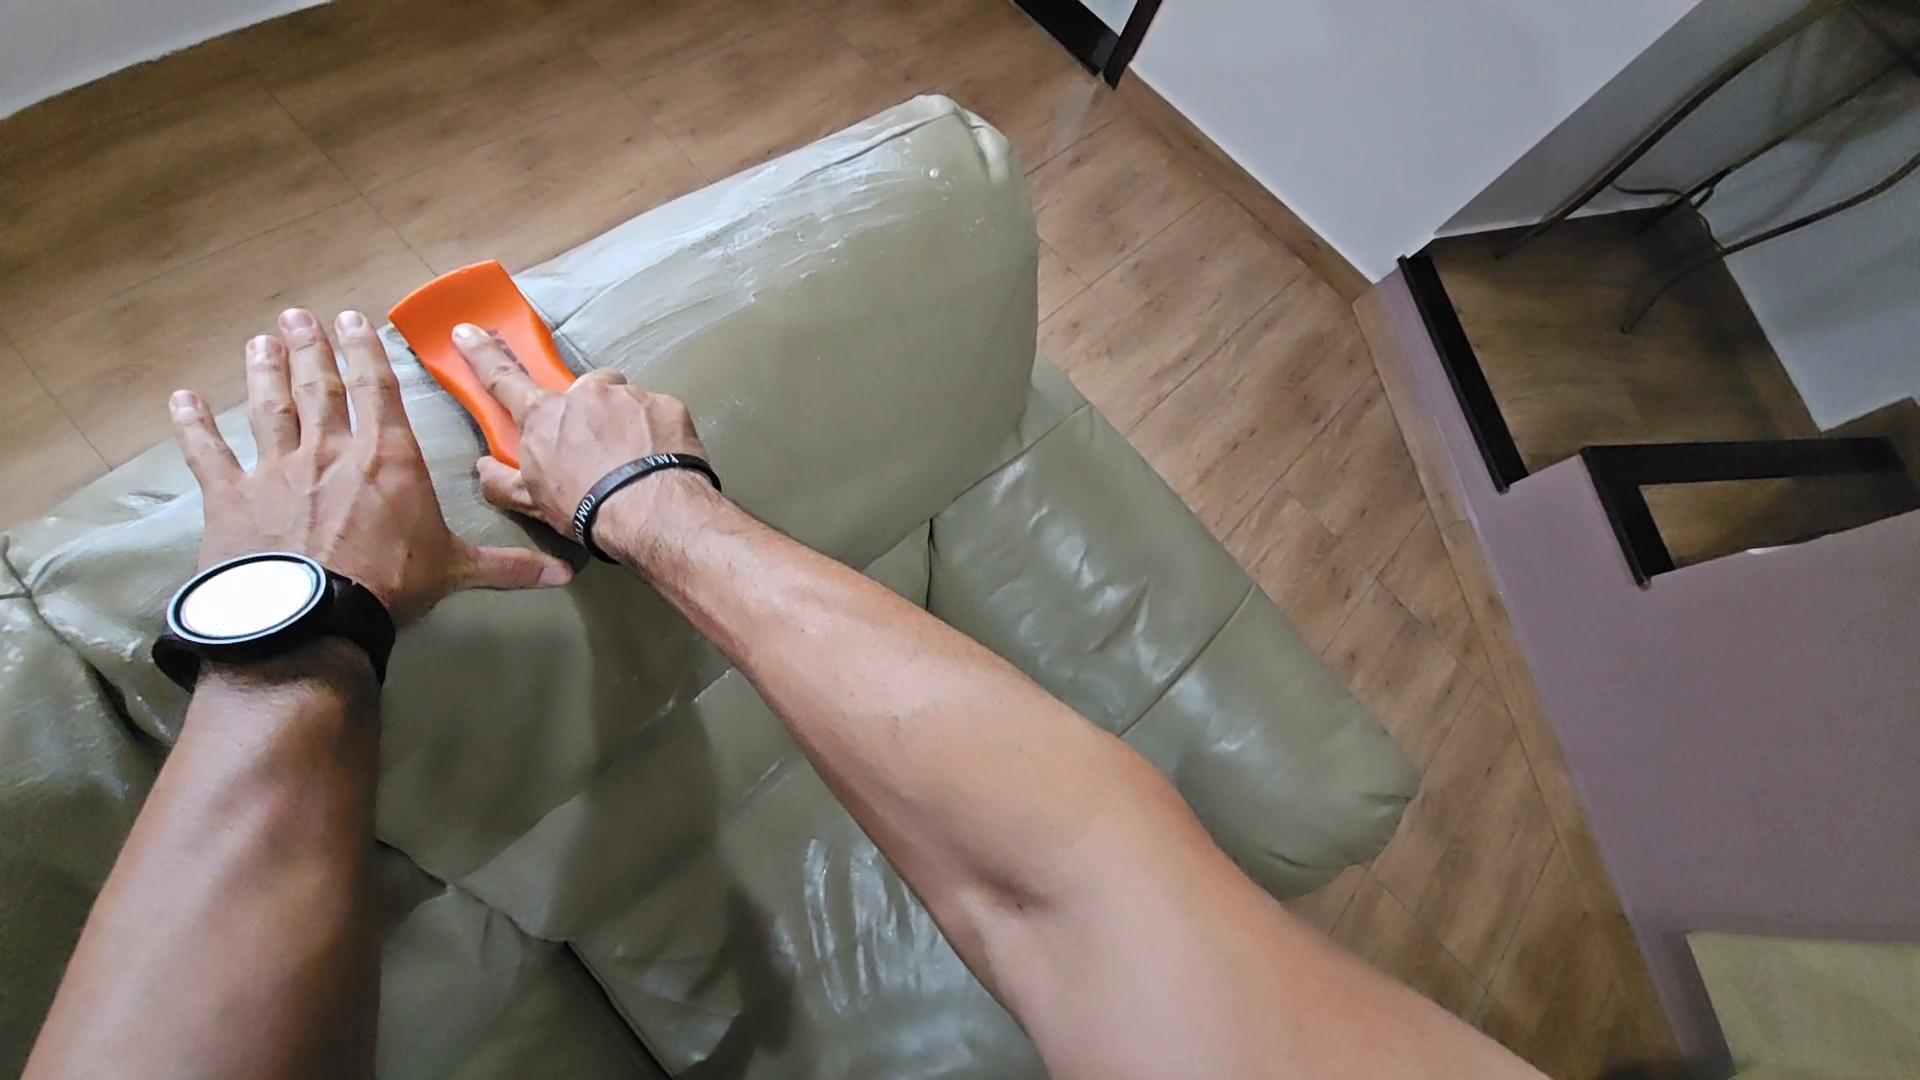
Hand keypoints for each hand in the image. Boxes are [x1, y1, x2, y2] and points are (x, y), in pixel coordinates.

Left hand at [168, 308, 572, 626]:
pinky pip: (207, 452)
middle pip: (321, 388)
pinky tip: (183, 399)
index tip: (351, 320)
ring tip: (260, 339)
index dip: (365, 354)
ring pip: (270, 407)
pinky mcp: (231, 496)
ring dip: (264, 370)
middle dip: (311, 349)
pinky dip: (193, 424)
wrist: (314, 615)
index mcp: (390, 460)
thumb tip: (566, 574)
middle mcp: (332, 451)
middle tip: (299, 316)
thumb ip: (510, 566)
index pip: (378, 393)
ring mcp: (276, 469)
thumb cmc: (394, 582)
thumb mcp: (459, 570)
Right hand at [450, 323, 715, 562]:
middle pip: (585, 388)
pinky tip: (664, 456)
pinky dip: (660, 430)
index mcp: (546, 414)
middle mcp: (588, 394)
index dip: (483, 355)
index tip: (467, 333)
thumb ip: (502, 482)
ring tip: (637, 455)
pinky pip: (661, 412)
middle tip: (602, 443)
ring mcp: (632, 396)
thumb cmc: (587, 509)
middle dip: (591, 408)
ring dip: (628, 418)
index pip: (504, 379)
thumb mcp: (533, 502)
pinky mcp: (670, 405)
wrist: (652, 512)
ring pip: (626, 398)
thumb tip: (484, 468)